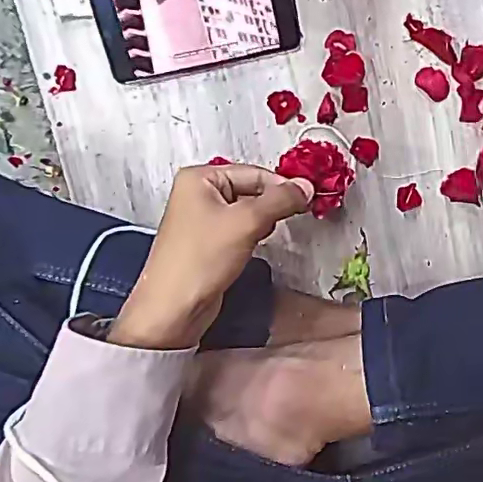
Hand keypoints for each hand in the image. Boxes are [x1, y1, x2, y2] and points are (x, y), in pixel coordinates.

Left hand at [110, 164, 314, 349]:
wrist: (175, 309)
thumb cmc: (200, 260)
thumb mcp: (247, 222)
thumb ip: (280, 200)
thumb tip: (305, 187)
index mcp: (199, 178)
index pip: (254, 172)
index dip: (282, 185)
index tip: (307, 197)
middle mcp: (199, 193)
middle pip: (252, 188)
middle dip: (273, 203)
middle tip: (296, 213)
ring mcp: (203, 218)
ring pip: (249, 209)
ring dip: (265, 219)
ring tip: (272, 230)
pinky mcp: (210, 240)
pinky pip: (241, 227)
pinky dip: (255, 232)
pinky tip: (259, 242)